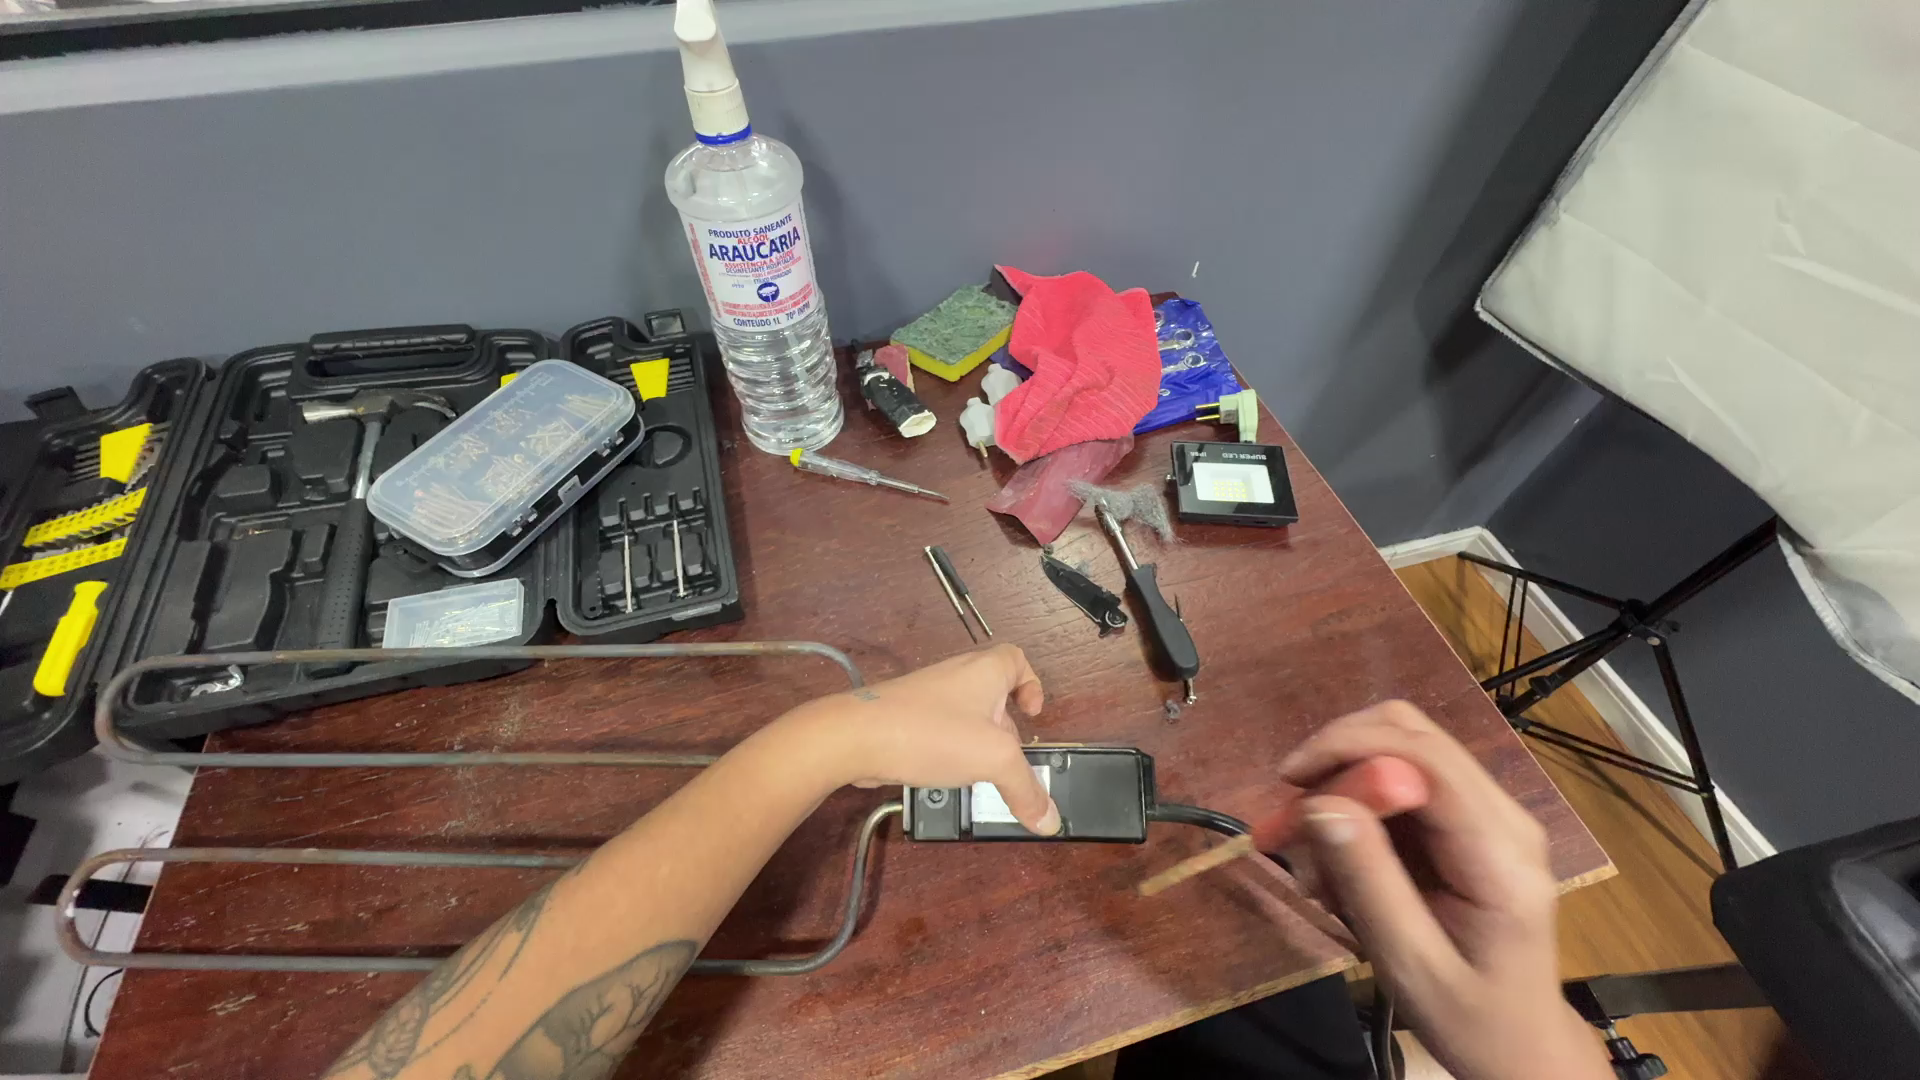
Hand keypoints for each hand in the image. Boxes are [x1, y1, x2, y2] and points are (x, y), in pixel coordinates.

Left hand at [791, 645, 1059, 834]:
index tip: (1033, 714)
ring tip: (978, 777)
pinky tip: (944, 778)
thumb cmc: (933, 733)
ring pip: (965, 717)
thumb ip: (1025, 788)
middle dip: (1005, 729)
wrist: (856, 736)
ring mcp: (927, 695)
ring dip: (976, 745)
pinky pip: (938, 730)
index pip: (1017, 659)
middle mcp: (957, 675)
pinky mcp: (904, 715)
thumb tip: (1051, 821)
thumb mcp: (993, 759)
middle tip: (1009, 763)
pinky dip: (948, 751)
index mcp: (985, 671)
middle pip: (993, 695)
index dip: (1031, 682)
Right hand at [1274, 701, 1608, 1079]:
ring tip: (1308, 831)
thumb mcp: (1410, 962)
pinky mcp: (1468, 814)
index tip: (1289, 781)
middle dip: (1336, 755)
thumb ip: (1369, 879)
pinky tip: (1337, 841)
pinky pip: (1399, 771)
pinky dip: (1353, 791)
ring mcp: (1489, 809)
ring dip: (1341, 772)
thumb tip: (1320, 803)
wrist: (1523, 1047)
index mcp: (1499, 853)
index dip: (1347, 747)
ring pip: (1398, 740)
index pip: (1421, 755)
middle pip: (1408, 730)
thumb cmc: (1470, 1017)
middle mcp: (1503, 813)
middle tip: (1291, 809)